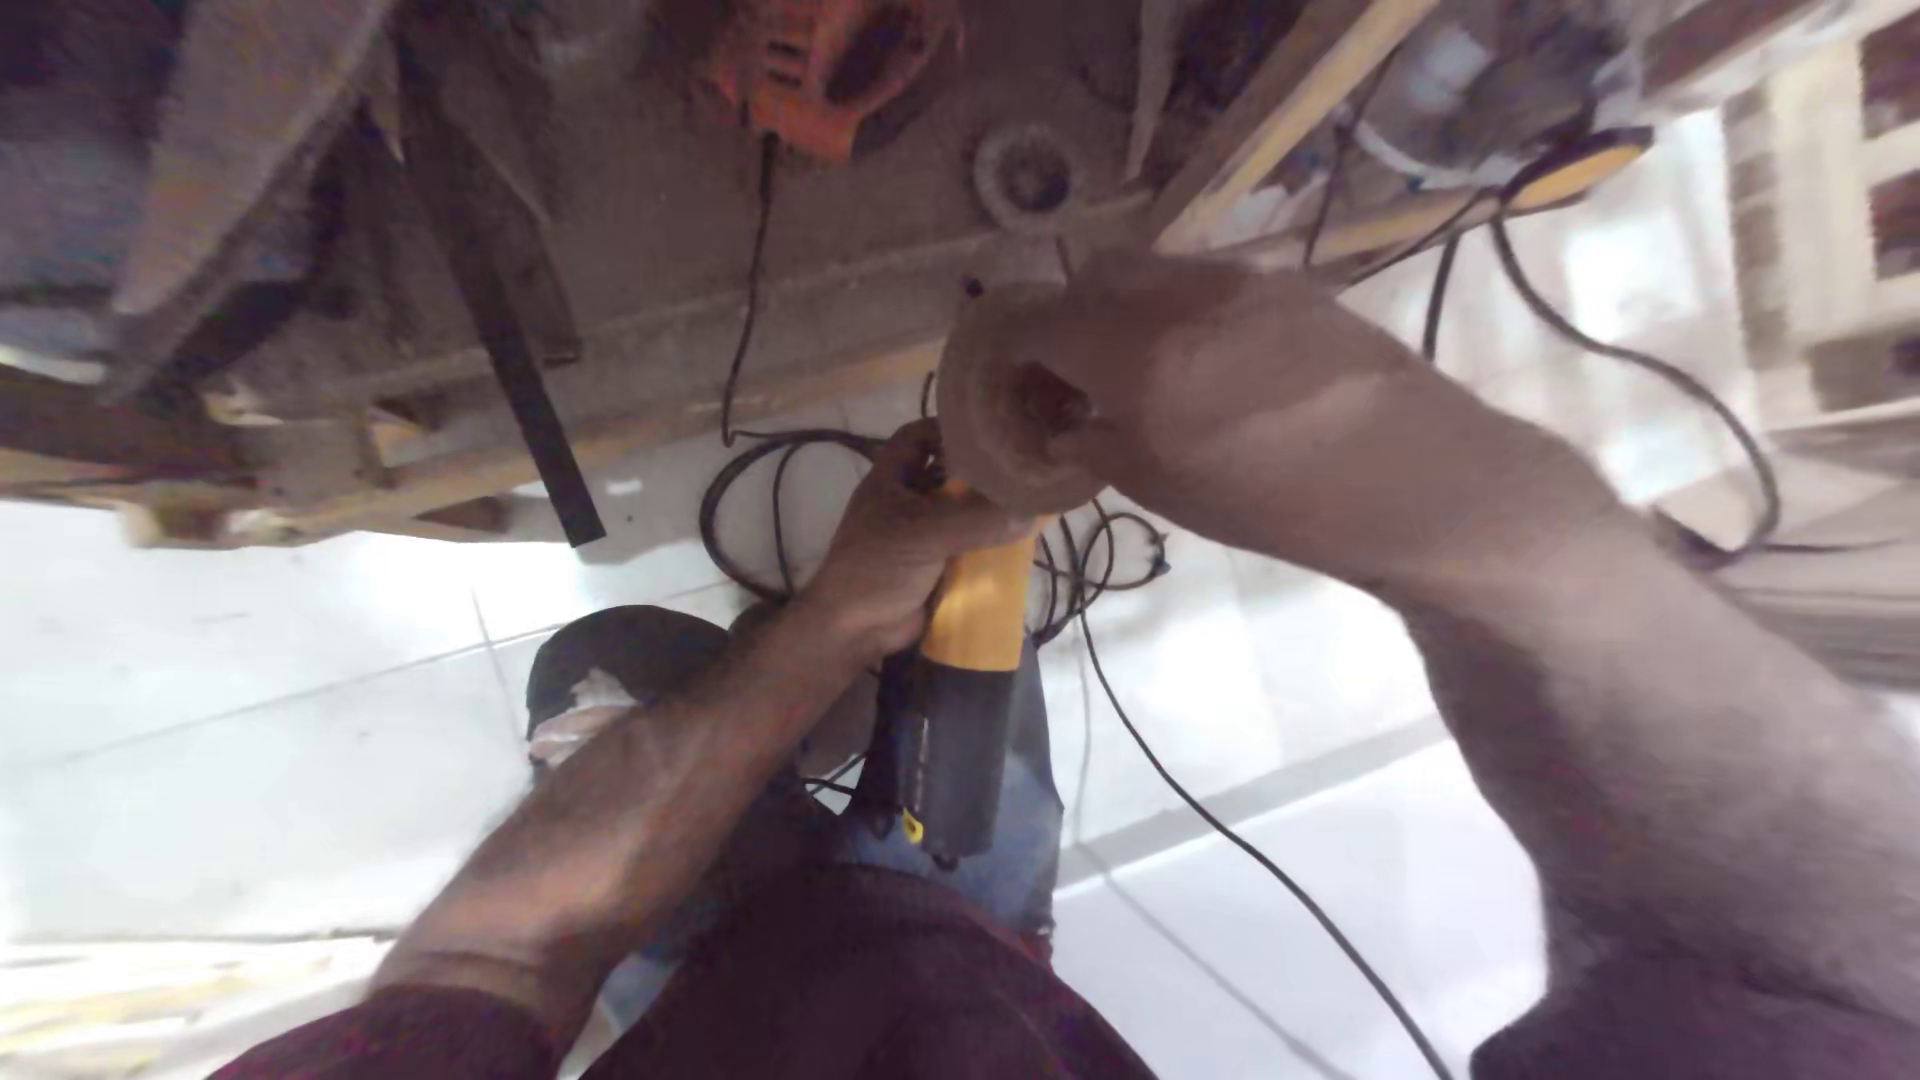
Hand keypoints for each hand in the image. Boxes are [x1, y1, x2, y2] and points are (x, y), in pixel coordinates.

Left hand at [802, 419, 1030, 660]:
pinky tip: (1018, 541)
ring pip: (960, 511)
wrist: (854, 630)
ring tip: (1027, 502)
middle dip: (978, 473)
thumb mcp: (923, 534)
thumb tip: (1029, 512)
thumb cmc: (876, 568)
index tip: (988, 433)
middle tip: (1020, 469)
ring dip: (988, 510)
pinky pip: (967, 545)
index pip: (918, 436)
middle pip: (946, 473)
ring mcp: (921, 534)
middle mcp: (907, 501)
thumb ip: (974, 520)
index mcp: (891, 480)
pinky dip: (989, 543)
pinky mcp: (936, 564)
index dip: (947, 428)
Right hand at [1009, 253, 1628, 597]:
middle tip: (1074, 366)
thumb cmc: (1270, 503)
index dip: (1015, 344)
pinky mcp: (1283, 280)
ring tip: (1136, 360)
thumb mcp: (1161, 489)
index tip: (1014, 372)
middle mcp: (1182, 298)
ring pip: (1149, 266)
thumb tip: (1065, 429)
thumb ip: (1096, 446)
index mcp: (1139, 358)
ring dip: (1119, 304)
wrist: (1410, 480)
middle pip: (1092, 273)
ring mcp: (1239, 279)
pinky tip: (1198, 354)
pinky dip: (1171, 304)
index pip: (1044, 322)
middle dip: (1067, 314)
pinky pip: (1200, 276)